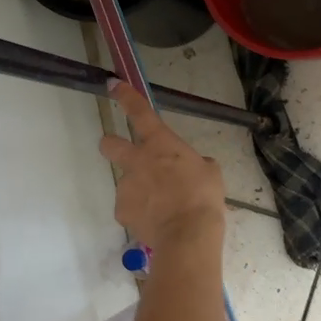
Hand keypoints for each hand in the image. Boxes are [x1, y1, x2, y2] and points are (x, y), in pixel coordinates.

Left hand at [100, 81, 225, 256]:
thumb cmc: (204, 197)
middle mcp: (136, 161)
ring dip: (140, 191)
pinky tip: (156, 223)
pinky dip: (140, 214)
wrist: (188, 234)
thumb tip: (194, 167)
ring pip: (127, 184)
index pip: (140, 112)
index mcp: (160, 144)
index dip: (126, 96)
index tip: (113, 85)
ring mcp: (126, 187)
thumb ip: (197, 163)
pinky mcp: (122, 211)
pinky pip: (130, 209)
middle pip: (109, 144)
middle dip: (112, 145)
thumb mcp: (211, 173)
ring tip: (162, 209)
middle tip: (127, 157)